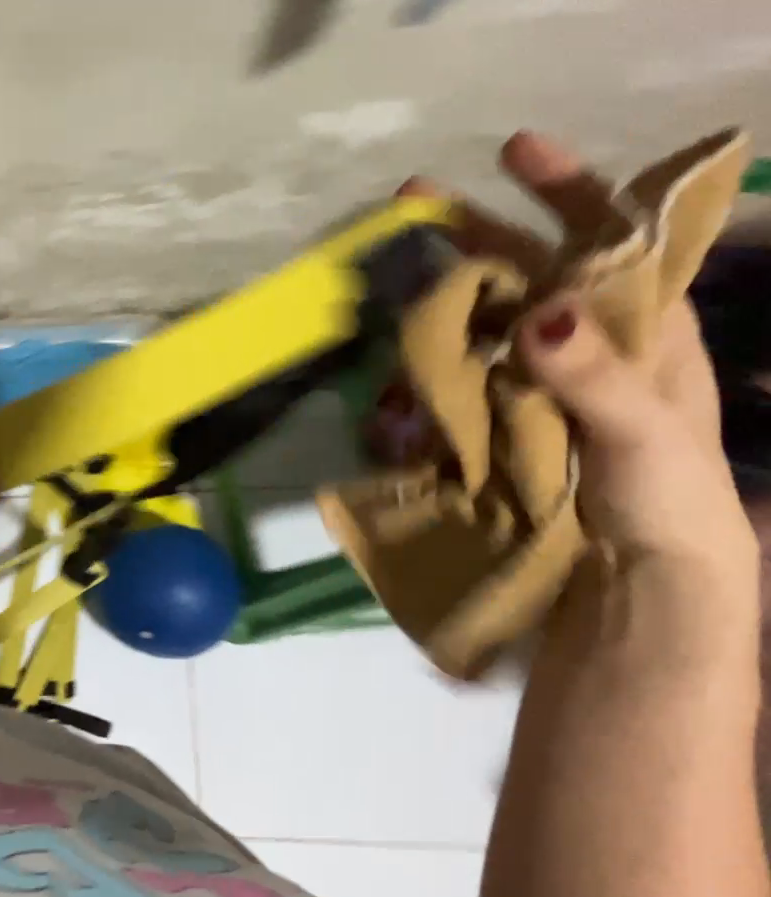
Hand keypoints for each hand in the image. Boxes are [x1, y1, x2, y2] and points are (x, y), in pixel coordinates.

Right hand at [402, 132, 755, 578]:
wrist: (631, 582)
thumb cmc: (665, 500)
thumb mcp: (645, 435)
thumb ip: (593, 375)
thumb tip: (536, 313)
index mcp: (636, 330)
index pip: (603, 240)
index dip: (562, 189)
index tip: (508, 150)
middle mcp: (574, 346)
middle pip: (516, 275)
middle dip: (463, 245)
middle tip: (404, 216)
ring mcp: (524, 388)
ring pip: (464, 335)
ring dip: (423, 340)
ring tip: (394, 368)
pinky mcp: (486, 428)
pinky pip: (437, 396)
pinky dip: (410, 402)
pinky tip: (395, 426)